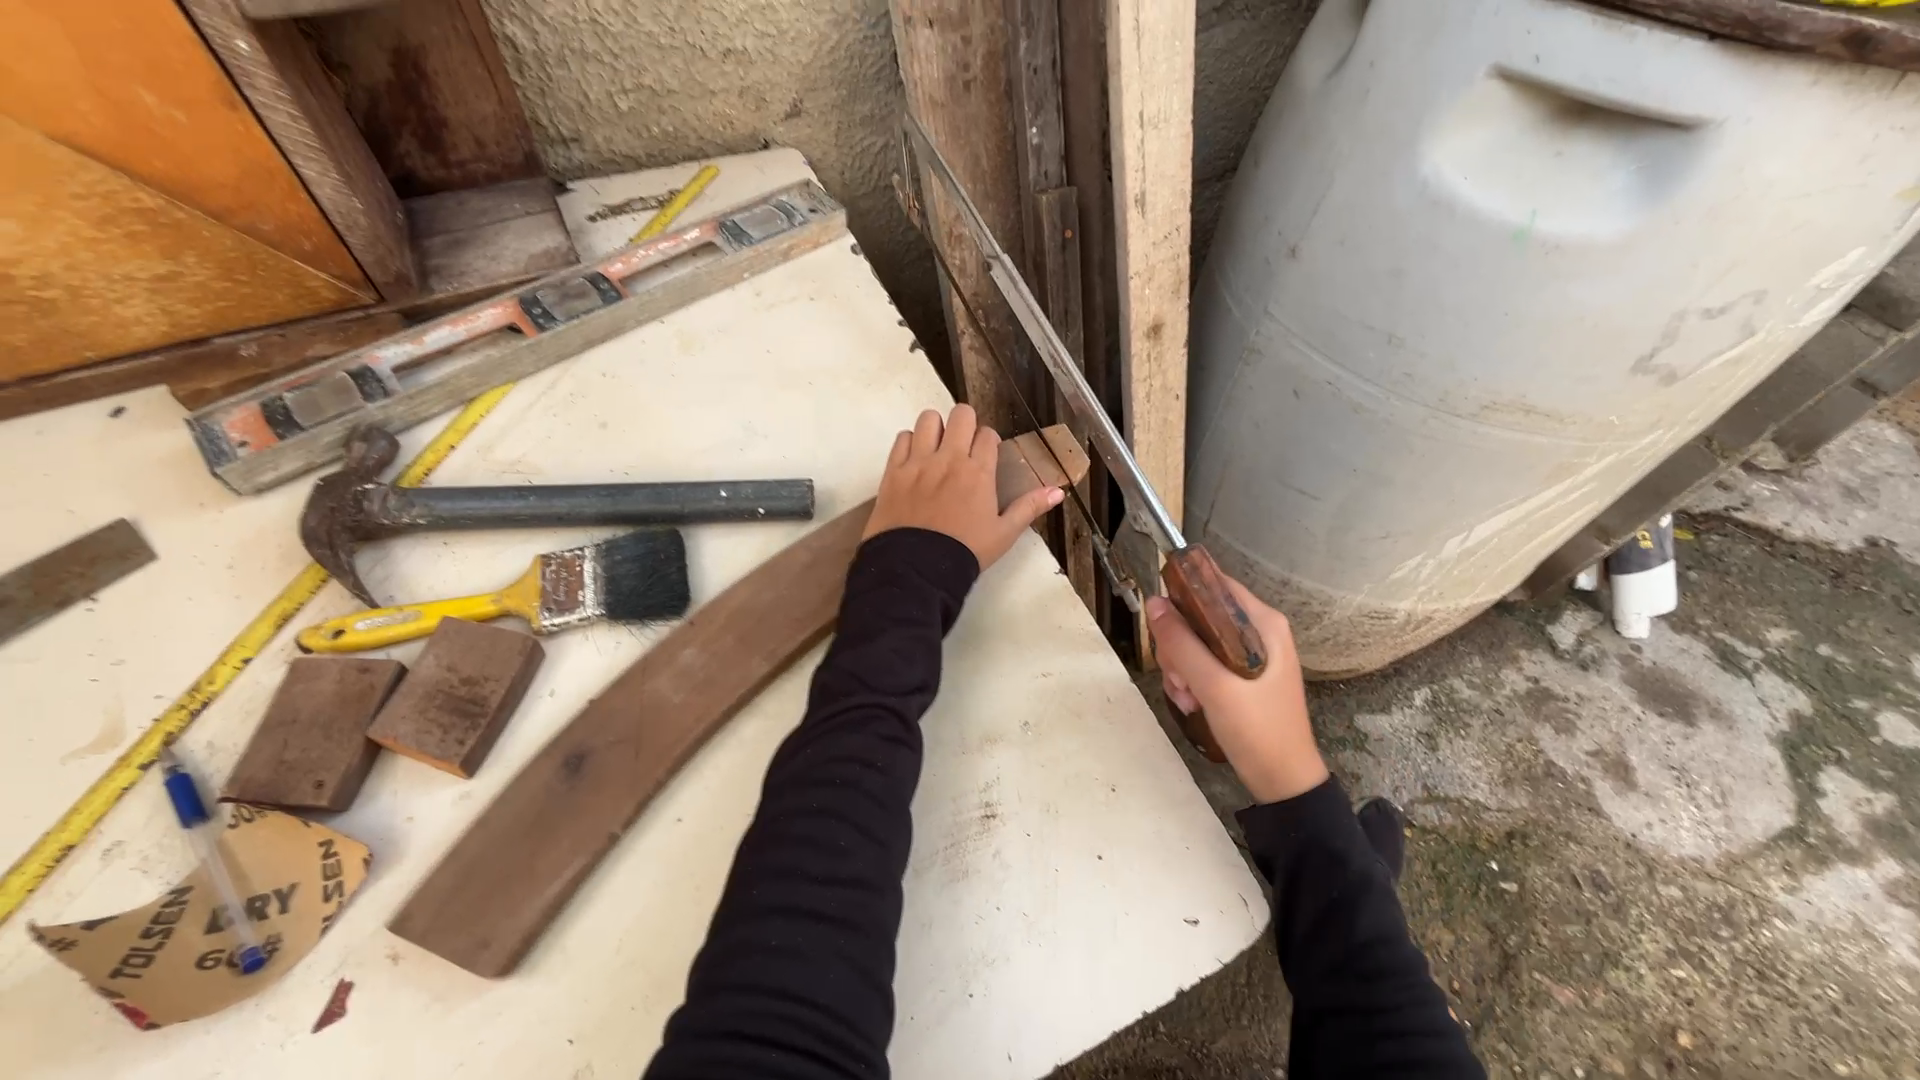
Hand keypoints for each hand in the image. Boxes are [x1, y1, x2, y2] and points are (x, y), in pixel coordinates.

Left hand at [864, 405, 1064, 569]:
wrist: (918, 569)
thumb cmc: (965, 552)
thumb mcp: (1003, 534)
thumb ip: (1029, 507)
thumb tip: (1057, 491)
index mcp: (978, 472)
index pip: (987, 434)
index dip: (988, 441)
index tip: (985, 455)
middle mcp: (949, 460)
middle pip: (961, 415)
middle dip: (965, 424)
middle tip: (962, 443)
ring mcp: (918, 463)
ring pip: (928, 419)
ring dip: (935, 428)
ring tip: (937, 446)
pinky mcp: (893, 471)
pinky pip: (902, 438)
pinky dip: (910, 442)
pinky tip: (914, 458)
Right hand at [1145, 579, 1326, 803]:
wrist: (1283, 780)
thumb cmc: (1256, 729)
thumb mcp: (1214, 685)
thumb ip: (1182, 644)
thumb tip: (1154, 603)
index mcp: (1262, 622)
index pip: (1214, 584)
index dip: (1182, 595)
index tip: (1162, 625)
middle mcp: (1258, 631)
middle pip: (1199, 615)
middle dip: (1178, 645)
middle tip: (1179, 676)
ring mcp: (1249, 655)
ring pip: (1196, 642)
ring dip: (1181, 668)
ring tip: (1186, 697)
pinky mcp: (1241, 676)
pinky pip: (1204, 664)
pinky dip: (1190, 681)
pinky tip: (1190, 704)